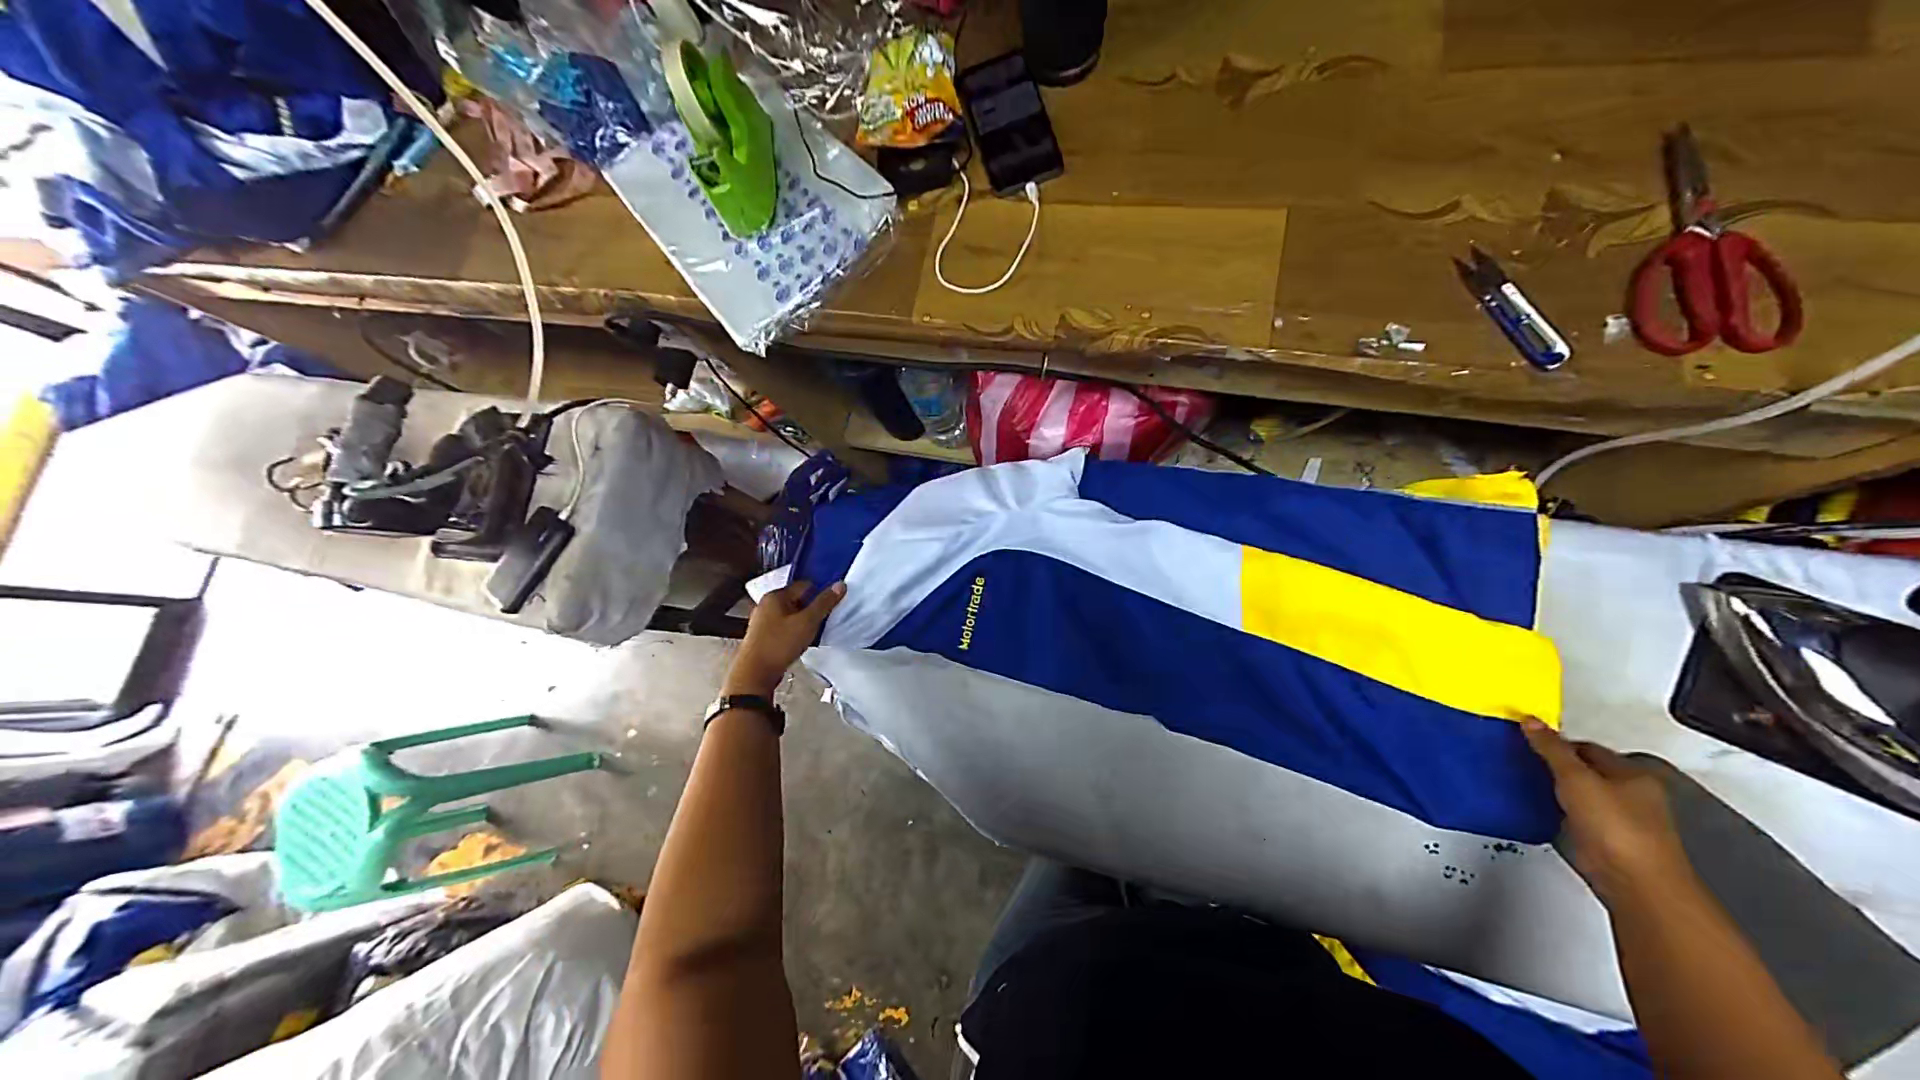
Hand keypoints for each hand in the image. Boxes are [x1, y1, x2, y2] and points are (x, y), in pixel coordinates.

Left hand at [722, 581, 845, 696]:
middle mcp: (766, 605)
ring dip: (803, 622)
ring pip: (790, 615)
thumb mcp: (807, 622)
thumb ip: (824, 603)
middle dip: (811, 609)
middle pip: (796, 600)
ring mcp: (762, 621)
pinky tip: (799, 642)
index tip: (830, 603)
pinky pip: (783, 628)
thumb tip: (839, 586)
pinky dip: (793, 632)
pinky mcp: (762, 636)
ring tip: (812, 633)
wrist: (755, 674)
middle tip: (823, 620)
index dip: (820, 592)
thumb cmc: (778, 644)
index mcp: (775, 596)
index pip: (804, 585)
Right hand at [1521, 718, 1696, 906]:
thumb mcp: (1576, 778)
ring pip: (1577, 793)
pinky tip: (1537, 807)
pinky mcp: (1602, 839)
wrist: (1632, 881)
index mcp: (1633, 774)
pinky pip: (1572, 814)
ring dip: (1553, 788)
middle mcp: (1630, 795)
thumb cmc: (1617, 828)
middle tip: (1523, 758)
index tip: (1527, 739)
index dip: (1556, 742)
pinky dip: (1554, 808)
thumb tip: (1531, 721)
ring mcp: (1617, 819)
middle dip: (1553, 765)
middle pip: (1583, 770)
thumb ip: (1551, 749)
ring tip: (1524, 780)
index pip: (1586, 748)